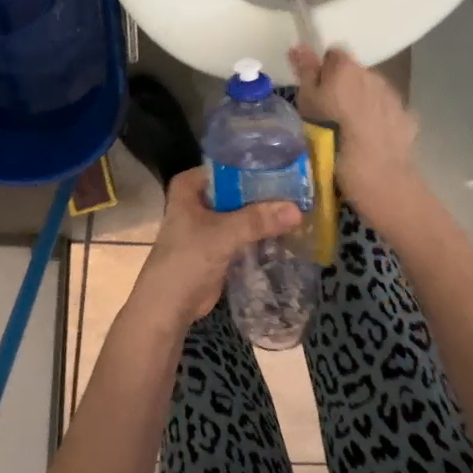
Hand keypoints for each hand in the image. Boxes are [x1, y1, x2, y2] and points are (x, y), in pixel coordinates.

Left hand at [130, 167, 302, 328]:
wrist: (169, 307)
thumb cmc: (186, 261)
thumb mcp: (222, 235)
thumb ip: (257, 220)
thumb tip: (297, 209)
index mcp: (190, 185)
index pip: (229, 165)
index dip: (258, 167)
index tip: (291, 168)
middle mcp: (199, 198)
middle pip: (239, 189)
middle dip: (267, 192)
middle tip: (304, 190)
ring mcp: (210, 222)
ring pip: (244, 211)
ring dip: (267, 214)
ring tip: (303, 208)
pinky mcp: (220, 244)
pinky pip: (246, 232)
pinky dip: (263, 232)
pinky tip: (290, 230)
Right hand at [289, 45, 426, 237]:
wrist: (379, 176)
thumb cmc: (332, 138)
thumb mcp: (308, 104)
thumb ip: (305, 72)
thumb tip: (299, 45)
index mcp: (346, 68)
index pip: (333, 54)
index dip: (322, 69)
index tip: (315, 91)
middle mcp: (373, 75)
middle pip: (354, 73)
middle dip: (342, 87)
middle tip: (327, 114)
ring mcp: (393, 97)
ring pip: (372, 92)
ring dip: (361, 103)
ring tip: (349, 131)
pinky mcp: (407, 119)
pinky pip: (387, 112)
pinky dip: (378, 121)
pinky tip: (370, 141)